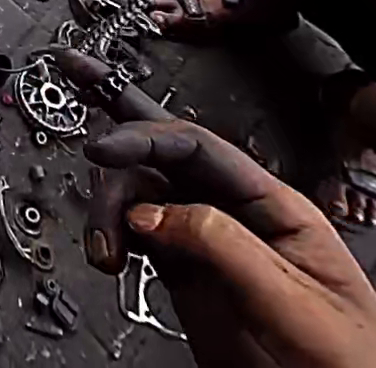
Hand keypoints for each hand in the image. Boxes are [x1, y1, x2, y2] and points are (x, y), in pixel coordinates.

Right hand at [55, 51, 375, 367]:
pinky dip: (109, 231)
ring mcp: (201, 236)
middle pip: (161, 141)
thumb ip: (226, 248)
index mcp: (271, 205)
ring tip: (104, 246)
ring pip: (135, 189)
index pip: (195, 145)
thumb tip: (151, 211)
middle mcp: (229, 210)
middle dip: (115, 103)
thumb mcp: (299, 307)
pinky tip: (108, 250)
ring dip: (108, 207)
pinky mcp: (180, 266)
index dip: (142, 137)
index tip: (103, 148)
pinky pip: (130, 227)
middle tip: (76, 70)